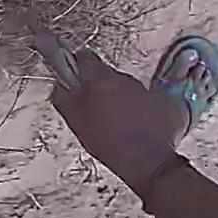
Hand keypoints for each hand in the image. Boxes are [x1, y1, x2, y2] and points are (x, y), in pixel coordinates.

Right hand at [49, 50, 189, 192]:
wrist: (147, 161)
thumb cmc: (109, 142)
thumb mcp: (75, 121)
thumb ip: (63, 97)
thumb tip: (59, 85)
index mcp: (99, 79)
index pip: (84, 56)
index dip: (75, 65)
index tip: (72, 75)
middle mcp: (122, 78)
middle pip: (104, 72)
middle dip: (96, 85)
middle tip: (90, 105)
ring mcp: (143, 88)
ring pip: (121, 85)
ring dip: (114, 96)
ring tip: (111, 119)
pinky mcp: (158, 100)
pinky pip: (139, 97)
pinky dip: (132, 106)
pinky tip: (128, 124)